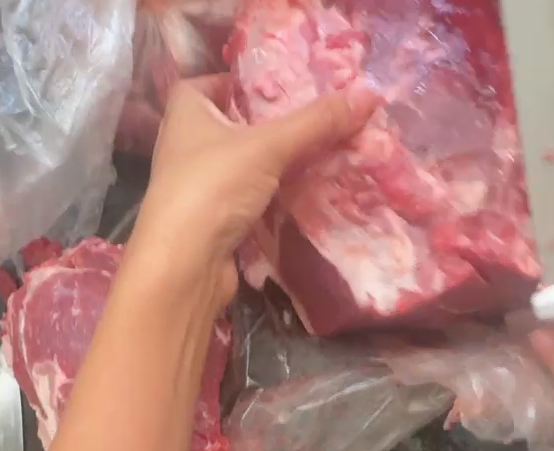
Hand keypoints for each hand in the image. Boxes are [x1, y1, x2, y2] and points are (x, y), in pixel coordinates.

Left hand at [124, 75, 376, 303]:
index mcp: (187, 109)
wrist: (184, 266)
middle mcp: (187, 144)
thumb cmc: (212, 188)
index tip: (292, 89)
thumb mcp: (268, 146)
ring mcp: (200, 187)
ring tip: (322, 157)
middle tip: (319, 123)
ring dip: (278, 167)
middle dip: (276, 128)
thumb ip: (316, 122)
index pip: (221, 81)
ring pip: (247, 167)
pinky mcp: (214, 223)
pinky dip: (273, 200)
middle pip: (240, 126)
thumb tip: (369, 95)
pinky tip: (304, 196)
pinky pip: (250, 201)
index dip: (253, 83)